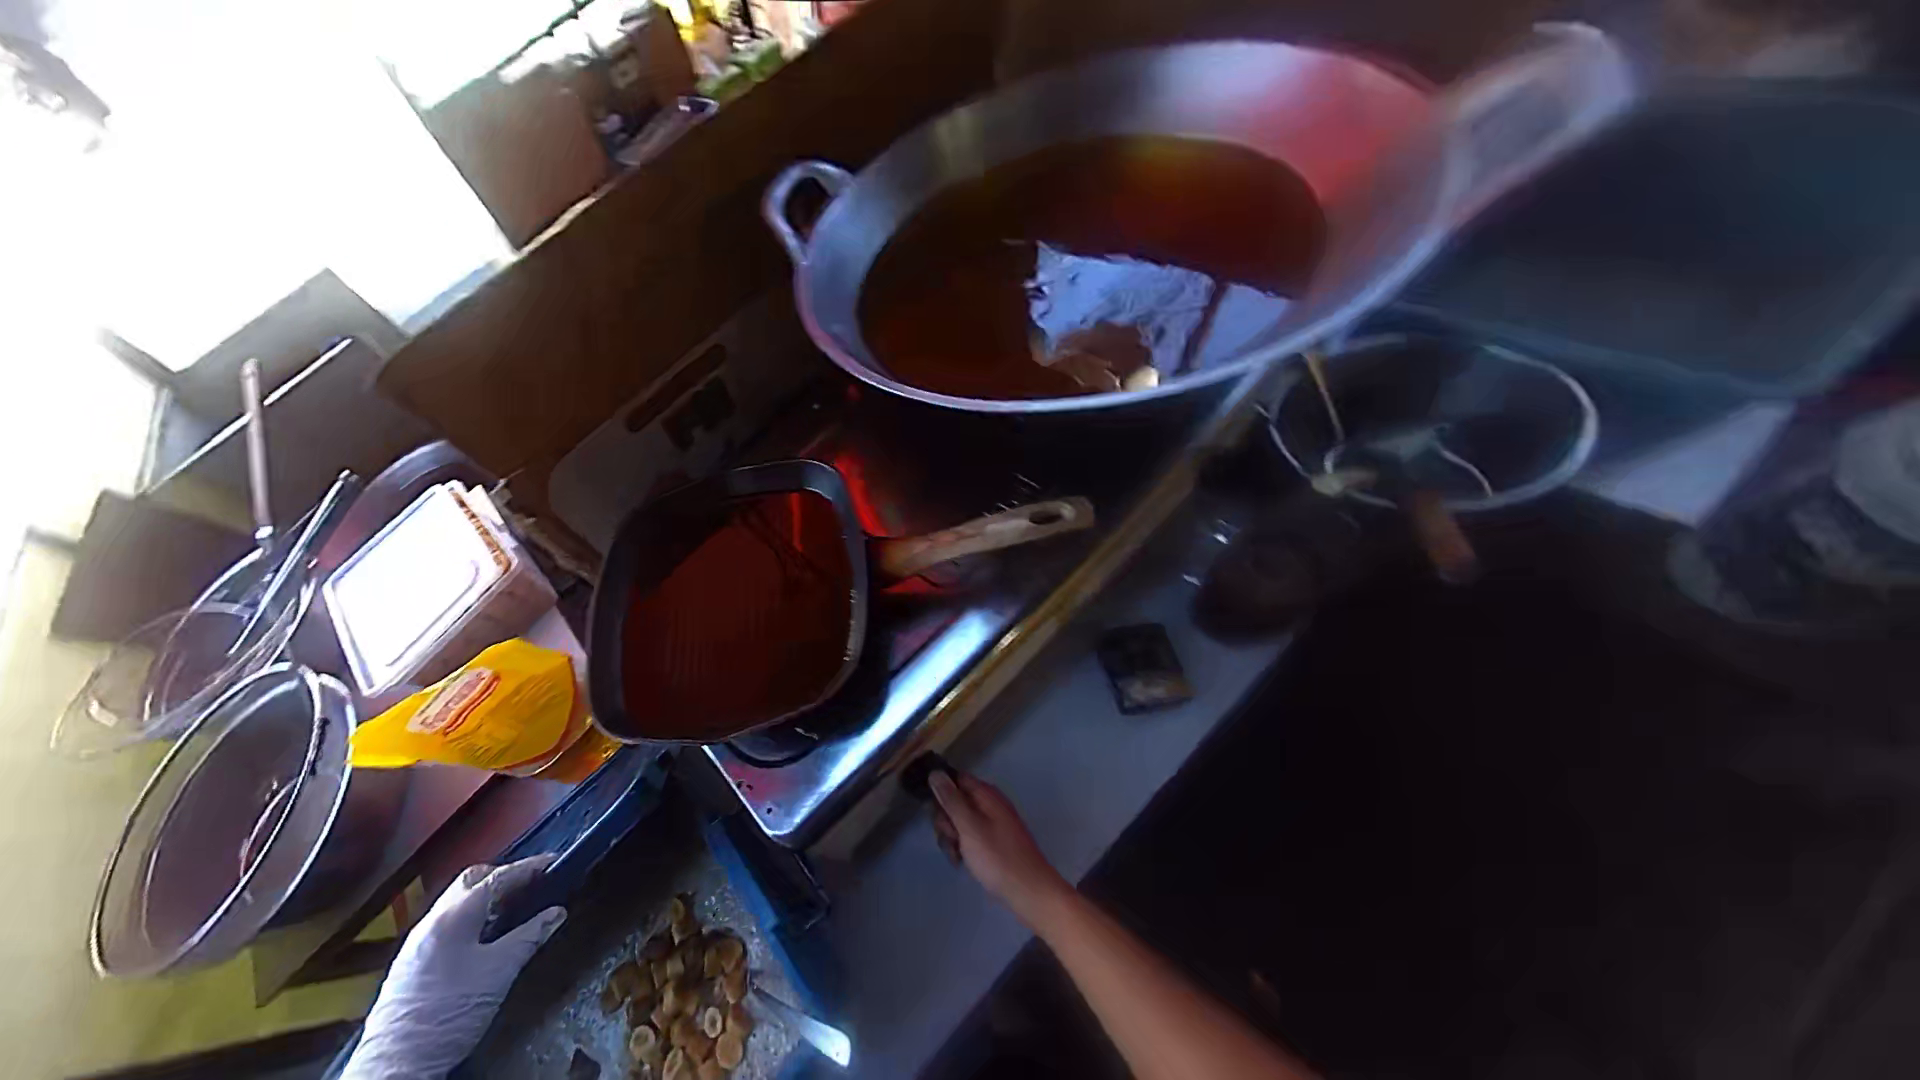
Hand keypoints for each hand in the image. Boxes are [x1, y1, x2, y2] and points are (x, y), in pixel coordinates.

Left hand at [341, 855, 566, 1079]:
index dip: (529, 867)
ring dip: (486, 898)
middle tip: (530, 881)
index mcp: (453, 917)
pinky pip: (446, 925)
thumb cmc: (447, 1014)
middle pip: (470, 882)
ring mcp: (416, 945)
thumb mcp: (501, 969)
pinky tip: (486, 936)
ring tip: (514, 907)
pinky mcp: (411, 966)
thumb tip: (554, 914)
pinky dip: (472, 919)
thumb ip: (531, 935)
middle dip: (503, 876)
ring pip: (456, 903)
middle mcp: (430, 924)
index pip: (498, 876)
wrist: (398, 1064)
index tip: (550, 863)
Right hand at [930, 771, 1073, 927]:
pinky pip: (968, 837)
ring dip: (951, 837)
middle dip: (945, 820)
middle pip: (954, 801)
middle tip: (952, 837)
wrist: (1028, 891)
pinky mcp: (990, 842)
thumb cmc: (997, 857)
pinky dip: (961, 847)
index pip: (956, 779)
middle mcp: (988, 804)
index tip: (933, 811)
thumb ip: (951, 800)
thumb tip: (935, 772)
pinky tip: (960, 862)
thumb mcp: (969, 826)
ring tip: (957, 855)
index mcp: (986, 794)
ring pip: (958, 822)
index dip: (941, 792)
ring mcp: (990, 824)